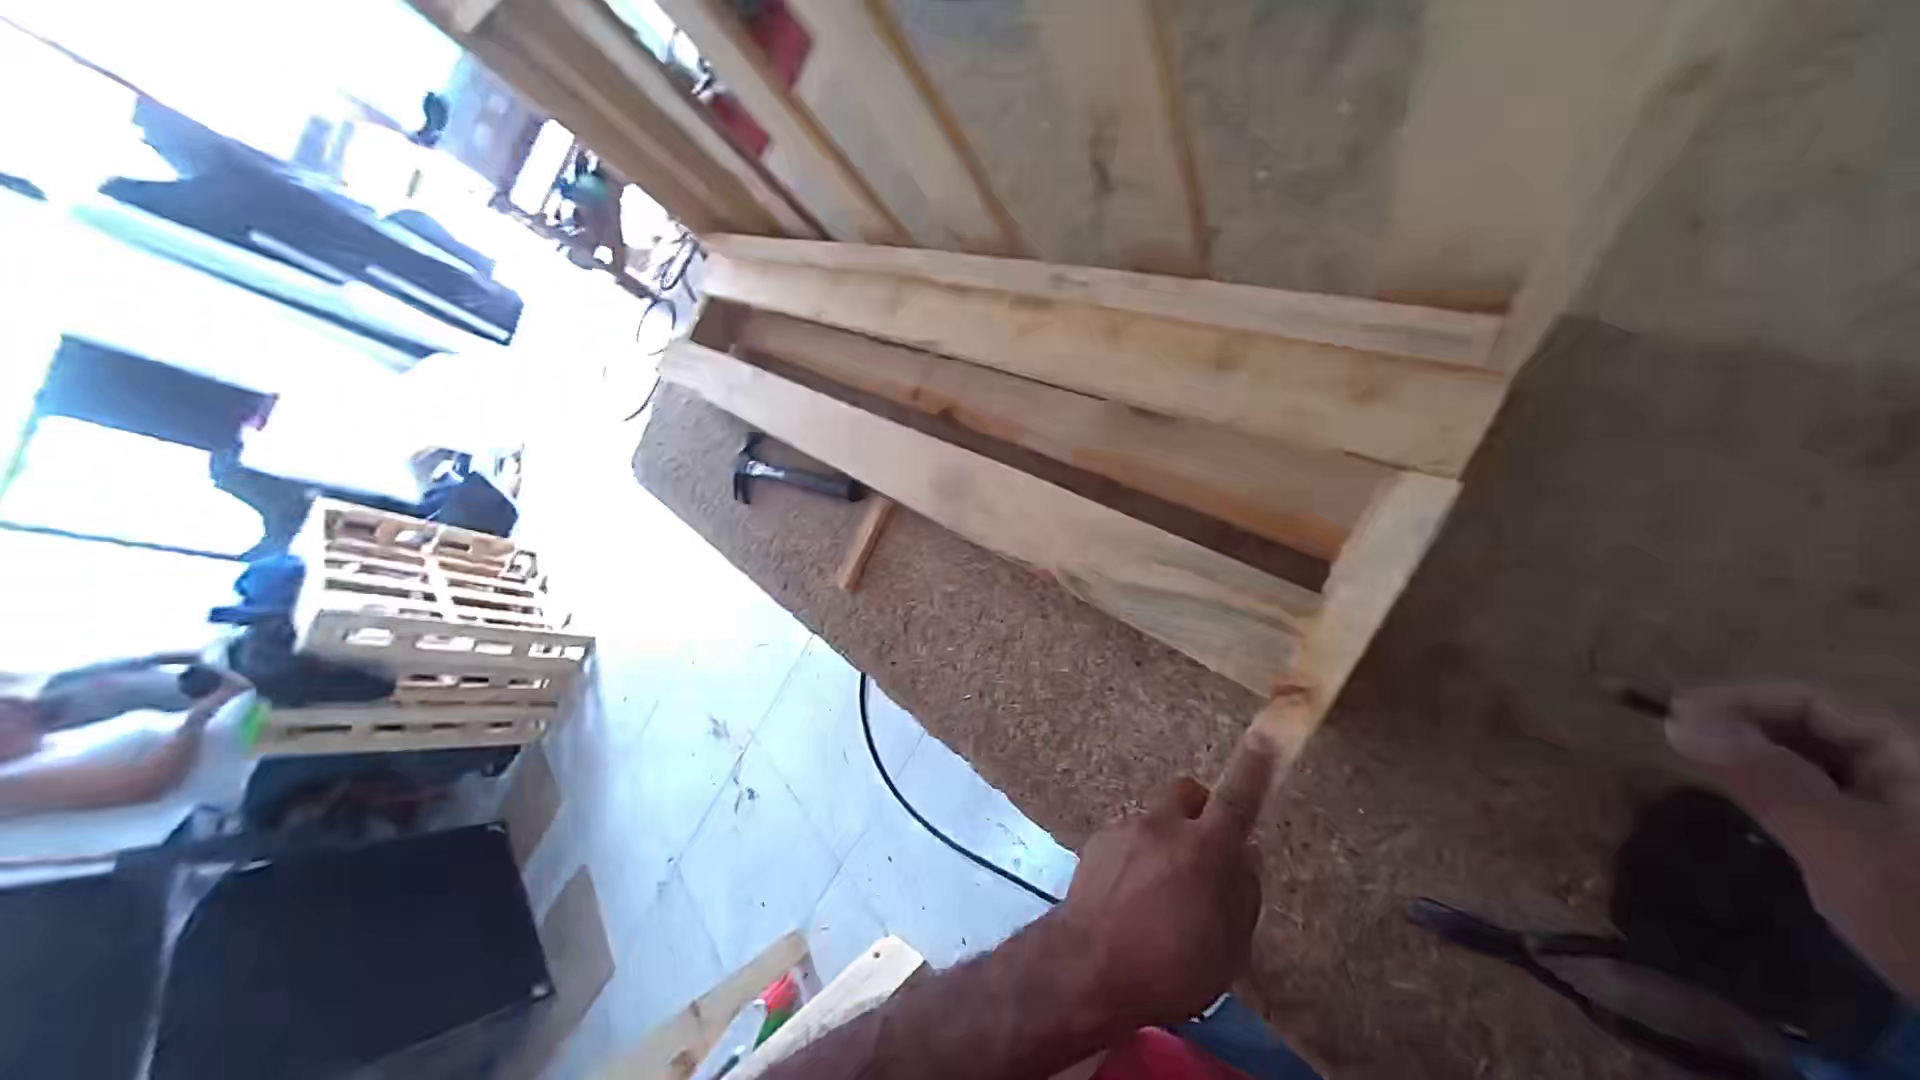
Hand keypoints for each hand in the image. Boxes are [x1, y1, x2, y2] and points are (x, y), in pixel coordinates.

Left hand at [1048, 731, 1277, 1030]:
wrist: (1086, 967)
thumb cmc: (1169, 968)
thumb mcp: (1228, 948)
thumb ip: (1242, 893)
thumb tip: (1244, 855)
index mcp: (1205, 850)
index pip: (1238, 799)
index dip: (1255, 766)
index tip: (1266, 735)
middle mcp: (1164, 826)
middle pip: (1188, 794)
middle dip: (1199, 811)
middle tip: (1200, 853)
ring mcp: (1126, 829)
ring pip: (1156, 823)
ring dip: (1163, 845)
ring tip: (1156, 898)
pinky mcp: (1097, 840)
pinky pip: (1127, 840)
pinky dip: (1134, 859)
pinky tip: (1127, 899)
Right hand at [1667, 683, 1919, 999]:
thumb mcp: (1843, 850)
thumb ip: (1766, 780)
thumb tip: (1679, 718)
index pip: (1814, 702)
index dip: (1738, 700)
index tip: (1672, 716)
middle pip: (1818, 723)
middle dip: (1742, 724)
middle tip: (1676, 736)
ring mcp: (1913, 799)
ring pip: (1821, 753)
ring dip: (1756, 750)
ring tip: (1701, 759)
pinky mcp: (1901, 830)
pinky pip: (1831, 784)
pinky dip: (1781, 780)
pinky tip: (1751, 794)